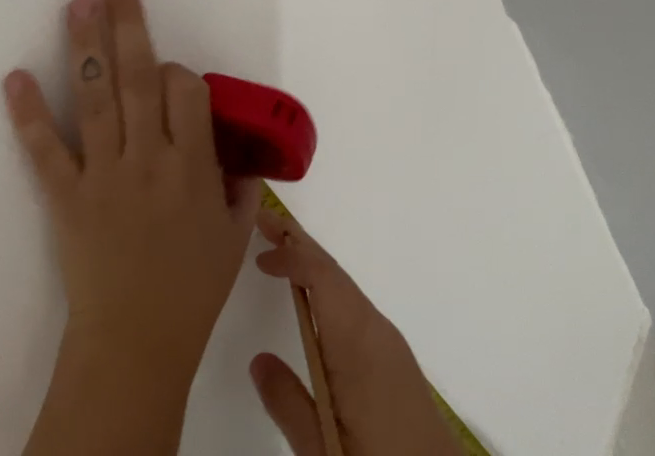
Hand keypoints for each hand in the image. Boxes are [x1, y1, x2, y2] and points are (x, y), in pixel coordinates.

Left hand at [6, 0, 260, 455]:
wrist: (138, 341)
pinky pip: (45, 150)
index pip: (188, 92)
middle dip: (129, 25)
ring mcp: (104, 174)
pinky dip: (29, 114)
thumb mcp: (234, 237)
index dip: (181, 71)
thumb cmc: (192, 290)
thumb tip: (237, 153)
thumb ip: (240, 188)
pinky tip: (15, 78)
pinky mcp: (66, 196)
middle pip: (140, 77)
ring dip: (86, 47)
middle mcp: (149, 159)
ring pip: (95, 98)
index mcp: (194, 167)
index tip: (174, 74)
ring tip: (79, 3)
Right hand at [249, 207, 461, 455]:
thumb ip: (287, 402)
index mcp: (356, 343)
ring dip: (314, 266)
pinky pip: (355, 307)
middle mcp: (377, 331)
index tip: (259, 248)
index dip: (291, 254)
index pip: (322, 277)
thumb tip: (259, 360)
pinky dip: (329, 289)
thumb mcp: (320, 446)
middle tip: (266, 221)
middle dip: (301, 244)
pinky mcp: (395, 360)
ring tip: (282, 252)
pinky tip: (314, 301)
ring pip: (346, 289)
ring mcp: (390, 344)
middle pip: (335, 274)